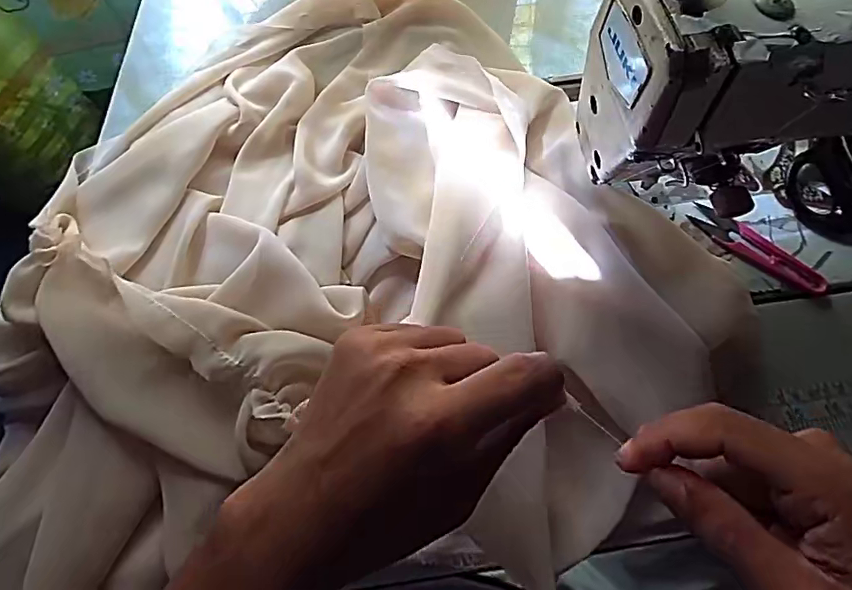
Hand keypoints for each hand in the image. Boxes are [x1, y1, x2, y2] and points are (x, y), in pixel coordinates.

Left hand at [174, 324, 565, 589]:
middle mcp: (409, 372)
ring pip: (454, 339)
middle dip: (491, 383)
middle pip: (486, 354)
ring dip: (456, 365)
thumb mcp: (460, 495)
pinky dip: (422, 355)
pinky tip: (402, 387)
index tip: (550, 387)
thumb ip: (507, 434)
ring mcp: (379, 347)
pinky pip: (418, 331)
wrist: (301, 509)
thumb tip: (547, 392)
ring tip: (431, 399)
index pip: (518, 374)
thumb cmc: (385, 520)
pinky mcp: (358, 335)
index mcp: (437, 424)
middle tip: (471, 414)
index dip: (546, 377)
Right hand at [617, 403, 851, 589]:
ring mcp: (823, 464)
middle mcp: (822, 452)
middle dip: (686, 462)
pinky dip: (732, 497)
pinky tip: (720, 519)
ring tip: (685, 515)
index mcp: (823, 473)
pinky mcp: (820, 481)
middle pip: (731, 441)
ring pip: (740, 460)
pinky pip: (760, 476)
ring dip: (708, 484)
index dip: (669, 435)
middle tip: (642, 484)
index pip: (728, 428)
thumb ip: (724, 528)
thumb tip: (662, 476)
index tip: (627, 457)